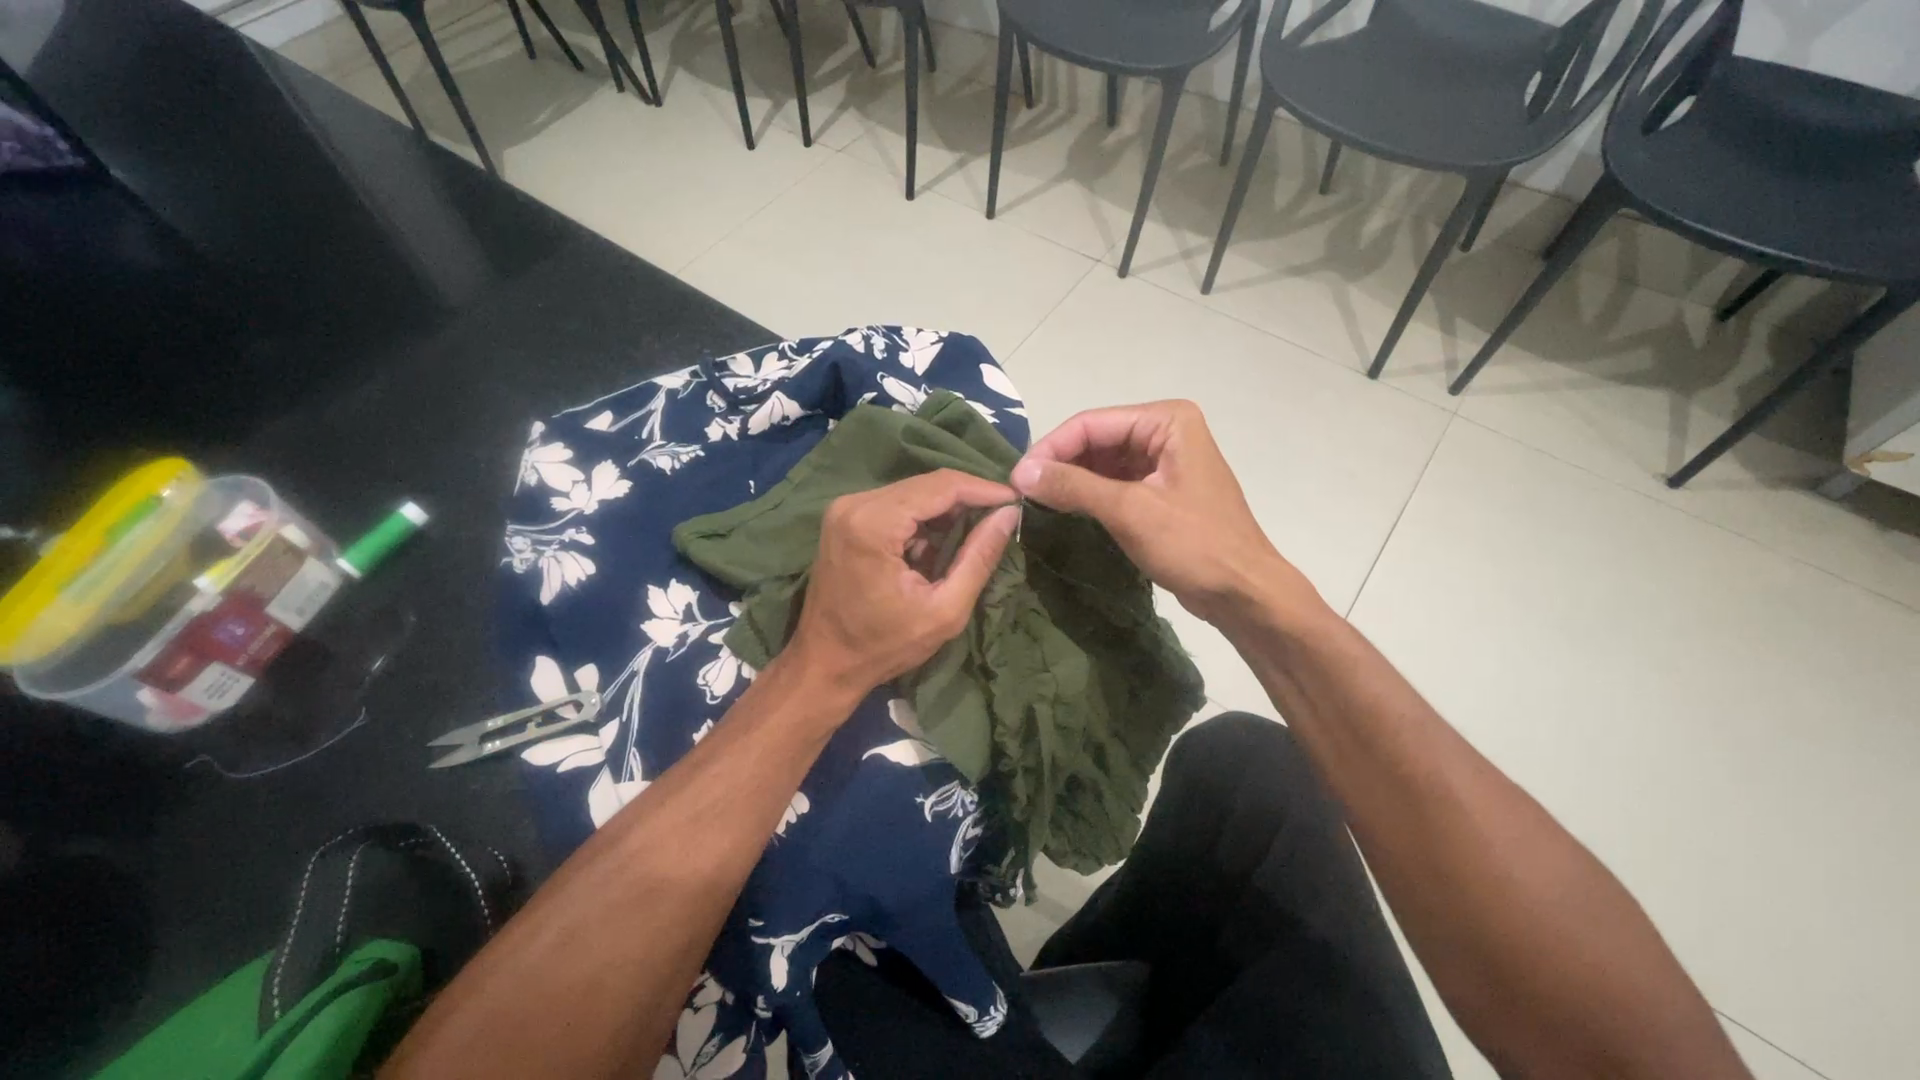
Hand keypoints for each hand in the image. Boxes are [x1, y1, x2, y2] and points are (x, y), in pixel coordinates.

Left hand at [787, 469, 1019, 696]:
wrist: (825, 663)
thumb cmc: (883, 646)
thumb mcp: (944, 610)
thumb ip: (978, 558)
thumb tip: (1010, 515)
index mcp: (873, 523)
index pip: (941, 486)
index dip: (983, 489)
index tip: (1017, 500)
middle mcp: (855, 503)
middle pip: (925, 484)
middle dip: (967, 497)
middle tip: (1004, 515)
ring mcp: (846, 508)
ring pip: (912, 492)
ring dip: (946, 509)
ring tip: (979, 530)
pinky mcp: (845, 518)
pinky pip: (895, 504)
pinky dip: (923, 518)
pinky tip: (944, 541)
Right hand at [1011, 401, 1321, 627]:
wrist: (1244, 592)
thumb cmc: (1194, 545)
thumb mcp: (1130, 511)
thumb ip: (1073, 486)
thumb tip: (1021, 473)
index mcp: (1167, 421)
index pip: (1091, 423)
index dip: (1050, 449)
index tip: (1016, 480)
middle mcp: (1166, 432)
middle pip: (1096, 440)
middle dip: (1059, 464)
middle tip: (1021, 494)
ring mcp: (1164, 463)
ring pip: (1102, 463)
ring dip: (1070, 481)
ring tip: (1035, 504)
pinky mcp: (1161, 492)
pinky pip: (1114, 484)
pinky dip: (1088, 496)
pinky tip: (1063, 512)